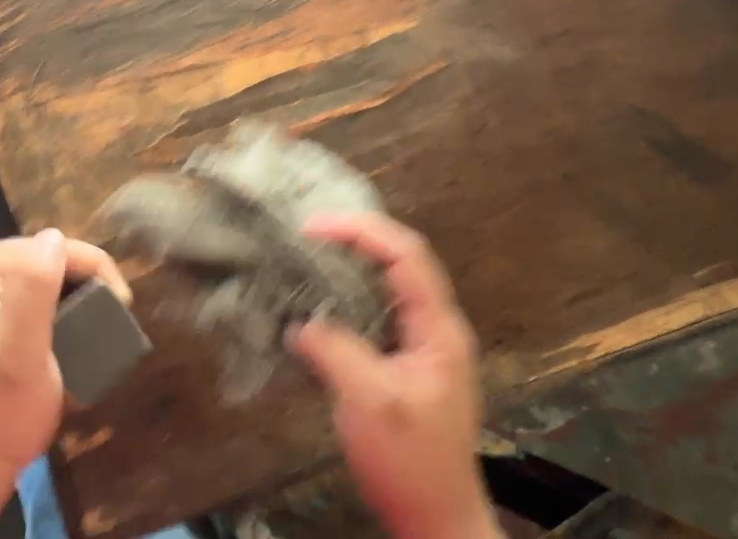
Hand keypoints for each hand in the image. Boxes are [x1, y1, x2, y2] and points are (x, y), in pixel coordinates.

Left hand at [0, 229, 132, 493]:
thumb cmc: (2, 414)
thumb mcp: (23, 356)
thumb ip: (34, 293)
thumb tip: (54, 238)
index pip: (50, 247)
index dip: (93, 270)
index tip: (122, 309)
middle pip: (41, 254)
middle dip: (80, 280)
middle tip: (108, 319)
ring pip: (33, 269)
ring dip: (65, 291)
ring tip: (90, 324)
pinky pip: (19, 286)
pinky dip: (45, 300)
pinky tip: (60, 324)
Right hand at [286, 214, 500, 538]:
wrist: (434, 519)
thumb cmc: (411, 463)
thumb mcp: (370, 402)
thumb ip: (334, 350)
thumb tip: (299, 320)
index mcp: (438, 330)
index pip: (405, 256)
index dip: (359, 231)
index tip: (310, 228)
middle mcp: (433, 327)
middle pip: (399, 259)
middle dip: (352, 235)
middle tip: (303, 231)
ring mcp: (418, 343)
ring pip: (384, 281)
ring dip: (346, 260)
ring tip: (304, 252)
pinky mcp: (398, 359)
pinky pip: (371, 307)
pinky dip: (342, 290)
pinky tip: (314, 294)